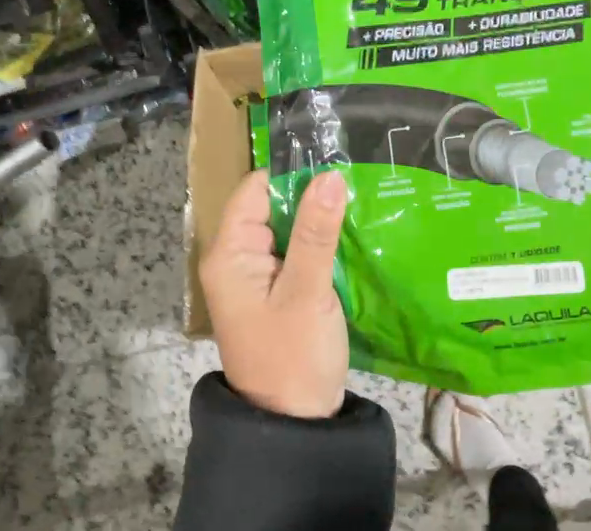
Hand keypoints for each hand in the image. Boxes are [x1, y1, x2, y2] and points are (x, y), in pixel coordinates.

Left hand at [201, 168, 349, 417]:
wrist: (295, 429)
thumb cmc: (293, 357)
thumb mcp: (307, 291)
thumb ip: (316, 232)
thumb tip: (330, 175)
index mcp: (229, 254)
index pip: (255, 190)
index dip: (291, 173)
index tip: (334, 161)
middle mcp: (237, 259)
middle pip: (271, 206)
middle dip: (310, 194)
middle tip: (356, 177)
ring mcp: (257, 276)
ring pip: (288, 227)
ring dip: (318, 218)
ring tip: (361, 198)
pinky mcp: (278, 291)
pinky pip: (296, 251)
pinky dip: (320, 242)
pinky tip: (352, 233)